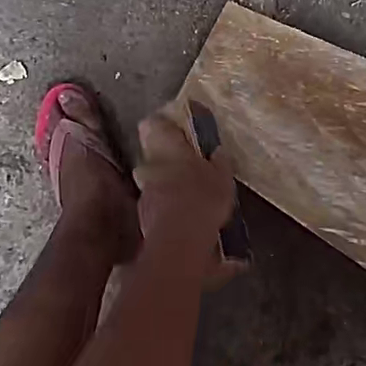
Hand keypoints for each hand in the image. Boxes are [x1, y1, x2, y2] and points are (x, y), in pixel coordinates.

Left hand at [131, 110, 236, 257]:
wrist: (179, 240)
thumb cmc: (204, 197)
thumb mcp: (223, 177)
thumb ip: (219, 162)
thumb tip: (218, 152)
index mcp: (169, 148)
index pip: (154, 124)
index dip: (163, 124)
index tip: (177, 128)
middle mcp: (150, 166)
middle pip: (152, 154)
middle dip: (167, 158)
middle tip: (187, 166)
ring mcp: (144, 192)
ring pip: (152, 180)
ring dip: (166, 184)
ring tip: (187, 195)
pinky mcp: (142, 216)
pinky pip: (155, 203)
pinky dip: (166, 206)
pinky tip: (183, 215)